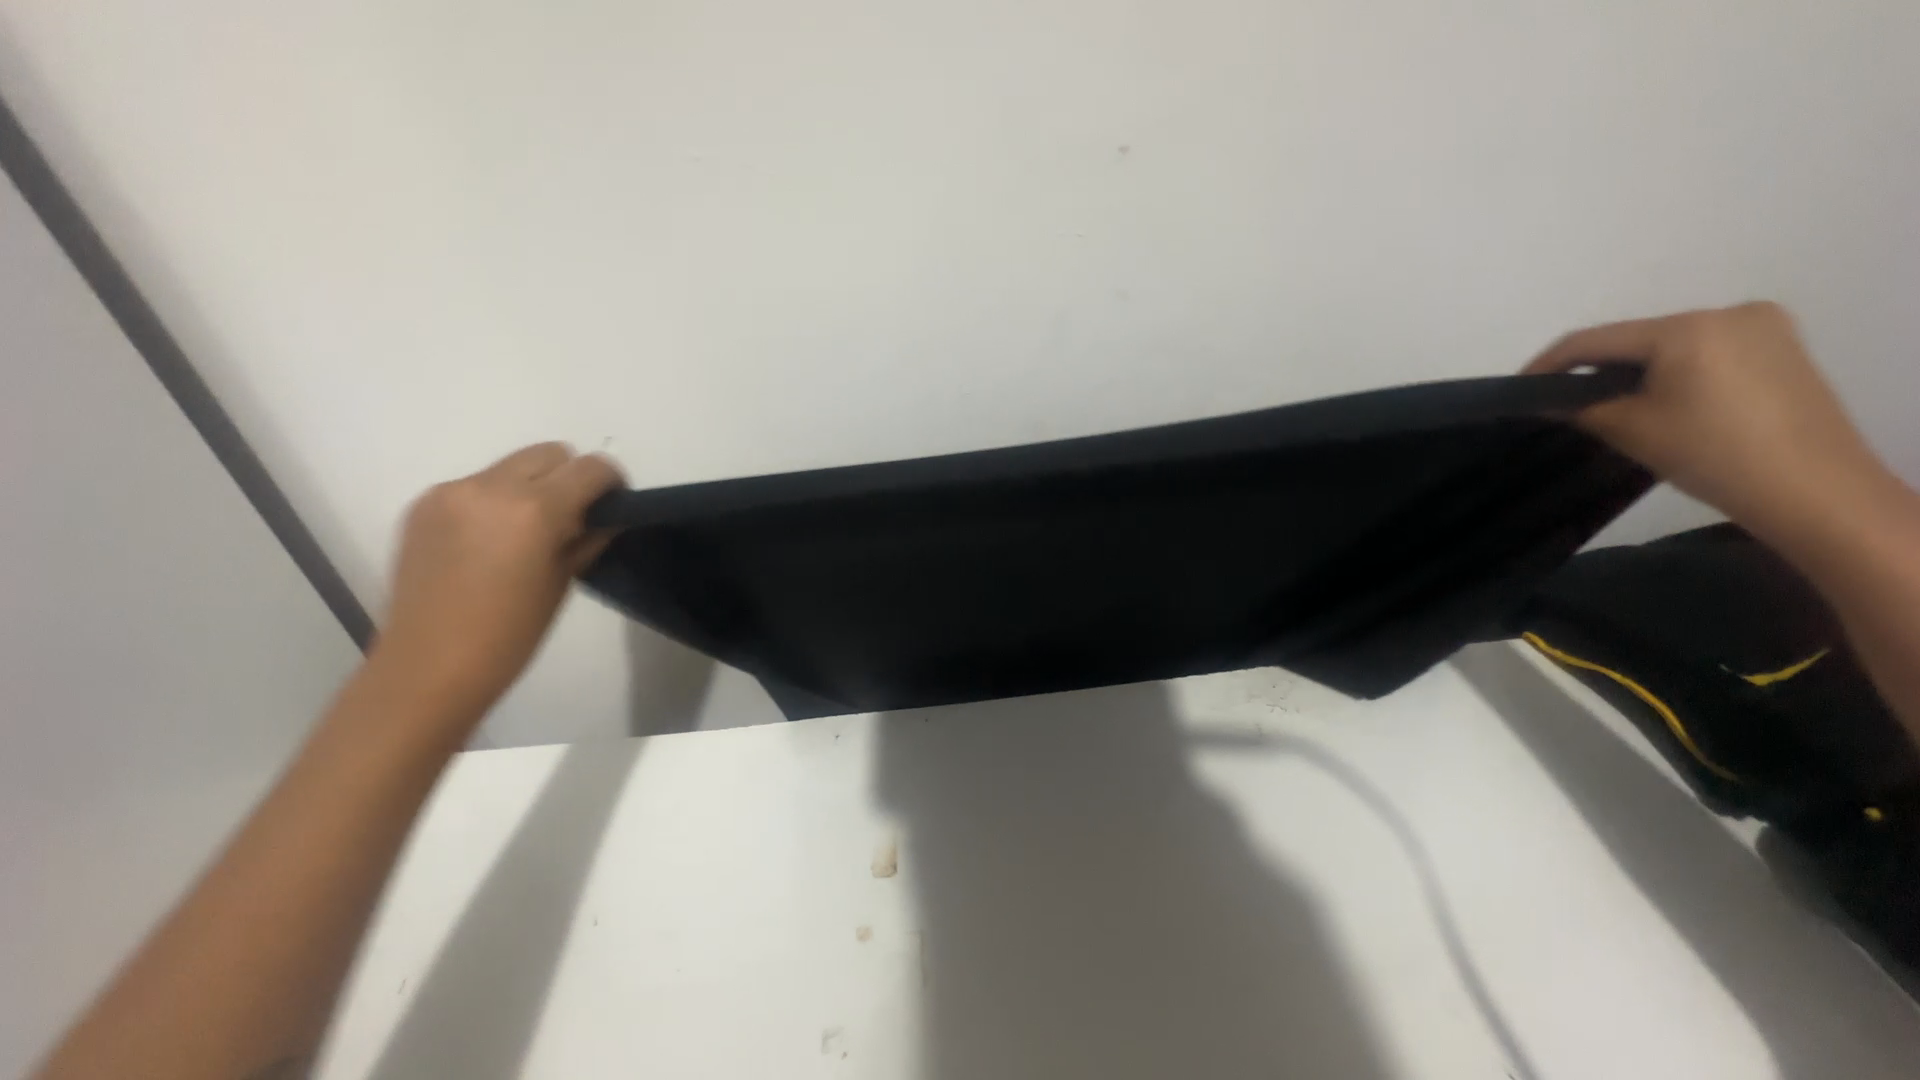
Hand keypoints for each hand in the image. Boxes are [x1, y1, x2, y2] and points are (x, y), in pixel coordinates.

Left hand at [373, 443, 625, 718]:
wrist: (427, 667)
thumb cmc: (509, 635)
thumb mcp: (563, 583)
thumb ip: (586, 538)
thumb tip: (602, 516)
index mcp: (534, 509)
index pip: (591, 468)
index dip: (610, 483)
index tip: (613, 506)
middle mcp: (490, 487)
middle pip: (549, 454)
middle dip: (569, 478)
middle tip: (570, 519)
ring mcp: (451, 492)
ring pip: (510, 468)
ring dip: (529, 489)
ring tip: (523, 535)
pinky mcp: (423, 504)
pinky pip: (474, 487)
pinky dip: (493, 503)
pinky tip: (486, 545)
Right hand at [1524, 302, 1888, 547]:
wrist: (1815, 491)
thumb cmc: (1713, 455)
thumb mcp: (1631, 430)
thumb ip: (1580, 408)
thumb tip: (1545, 401)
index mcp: (1687, 326)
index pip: (1595, 339)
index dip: (1548, 363)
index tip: (1519, 389)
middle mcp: (1728, 312)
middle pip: (1637, 338)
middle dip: (1597, 368)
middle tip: (1564, 402)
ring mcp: (1764, 327)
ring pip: (1673, 344)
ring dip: (1636, 371)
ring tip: (1610, 405)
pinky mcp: (1783, 348)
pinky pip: (1707, 352)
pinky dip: (1674, 372)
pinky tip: (1661, 402)